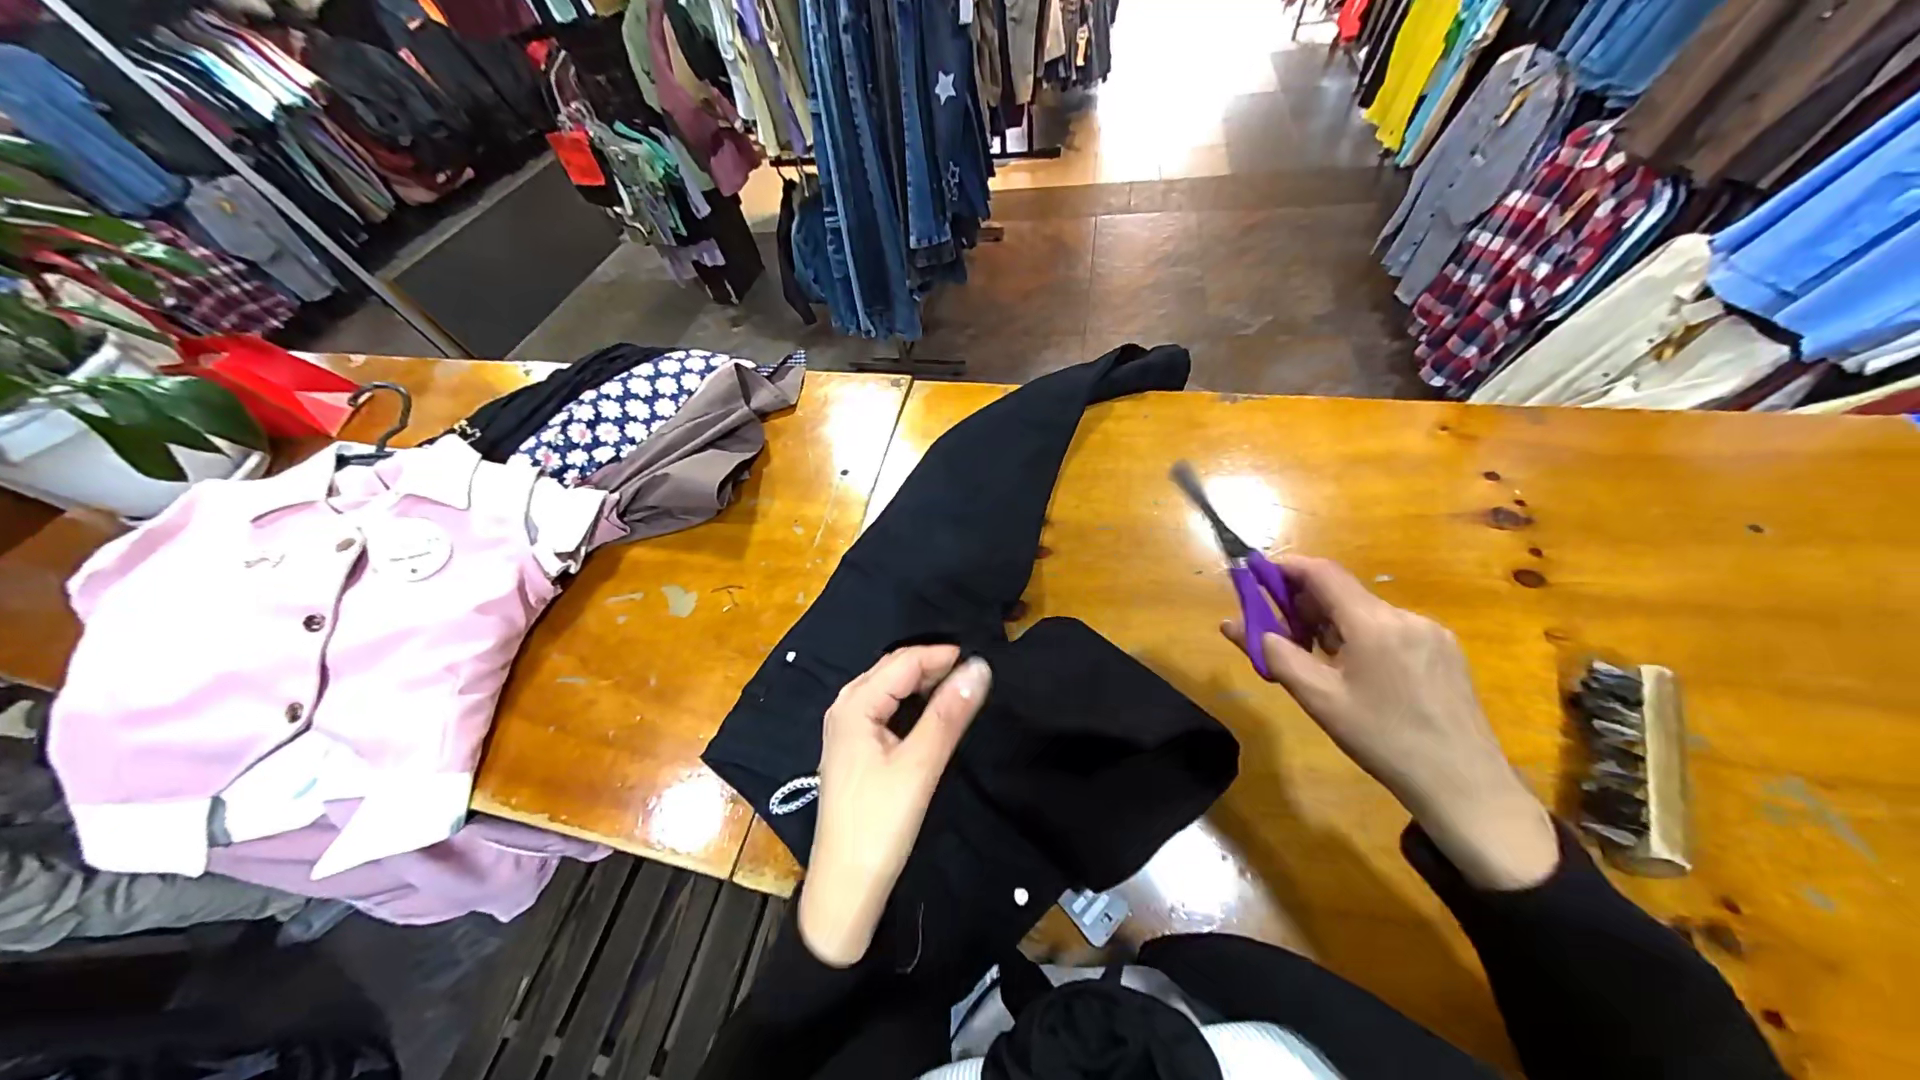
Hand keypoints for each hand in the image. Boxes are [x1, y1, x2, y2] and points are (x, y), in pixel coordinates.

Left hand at [799, 646, 991, 965]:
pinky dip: (910, 704)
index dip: (942, 655)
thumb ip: (949, 713)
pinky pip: (884, 710)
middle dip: (932, 665)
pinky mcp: (853, 751)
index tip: (982, 660)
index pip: (903, 662)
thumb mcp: (920, 764)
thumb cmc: (881, 823)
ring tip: (959, 688)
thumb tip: (980, 667)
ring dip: (922, 684)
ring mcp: (846, 730)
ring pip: (888, 690)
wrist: (846, 887)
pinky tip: (931, 714)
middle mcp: (845, 709)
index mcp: (854, 705)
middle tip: (975, 673)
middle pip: (892, 671)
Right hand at [1223, 555, 1557, 889]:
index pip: (1322, 572)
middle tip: (1277, 633)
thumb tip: (1232, 624)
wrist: (1464, 785)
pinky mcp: (1445, 652)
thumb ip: (1274, 654)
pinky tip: (1356, 675)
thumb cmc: (1382, 739)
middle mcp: (1405, 616)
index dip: (1284, 568)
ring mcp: (1431, 633)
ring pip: (1366, 614)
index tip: (1255, 577)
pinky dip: (1361, 638)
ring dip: (1332, 625)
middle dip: (1304, 605)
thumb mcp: (1319, 699)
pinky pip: (1390, 631)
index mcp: (1374, 623)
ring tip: (1315, 662)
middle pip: (1343, 593)